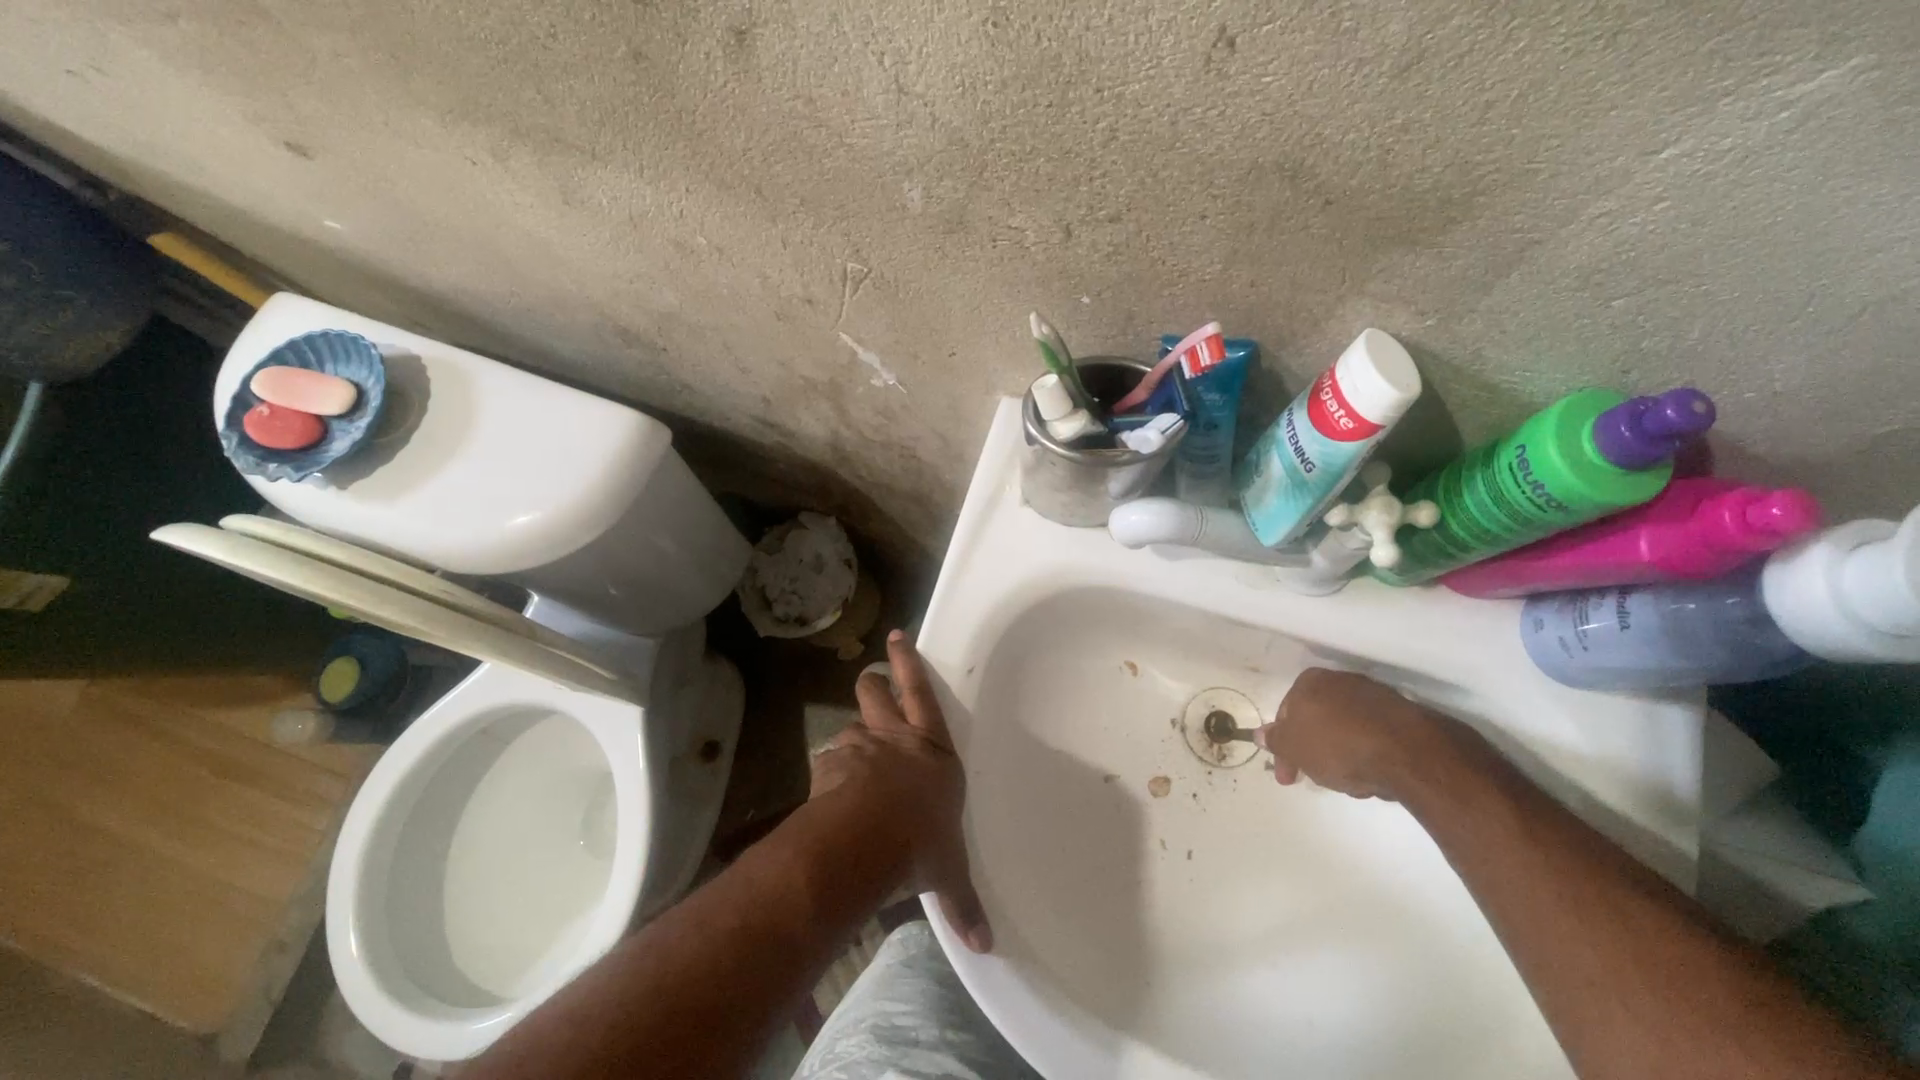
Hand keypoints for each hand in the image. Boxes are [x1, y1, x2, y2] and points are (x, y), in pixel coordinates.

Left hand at [810, 629, 991, 953]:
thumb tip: (986, 947)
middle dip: (873, 683)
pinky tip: (829, 791)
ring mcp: (858, 750)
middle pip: (877, 694)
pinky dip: (828, 772)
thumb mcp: (947, 873)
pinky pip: (826, 762)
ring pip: (849, 726)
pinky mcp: (828, 768)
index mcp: (934, 754)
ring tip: (851, 752)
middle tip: (870, 679)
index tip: (897, 636)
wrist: (867, 842)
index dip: (909, 663)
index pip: (923, 695)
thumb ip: (963, 903)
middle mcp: (896, 741)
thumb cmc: (921, 843)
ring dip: (850, 735)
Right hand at [1256, 667, 1458, 800]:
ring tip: (1348, 782)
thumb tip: (1261, 734)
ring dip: (1340, 754)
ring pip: (1345, 730)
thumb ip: (1275, 741)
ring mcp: (1375, 696)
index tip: (1288, 776)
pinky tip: (1370, 774)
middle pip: (1317, 720)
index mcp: (1310, 681)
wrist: (1406, 752)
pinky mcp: (1402, 716)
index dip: (1283, 748)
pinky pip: (1372, 737)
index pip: (1286, 713)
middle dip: (1314, 751)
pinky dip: (1366, 753)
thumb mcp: (1293, 748)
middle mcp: (1341, 681)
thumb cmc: (1338, 746)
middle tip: (1315, 778)